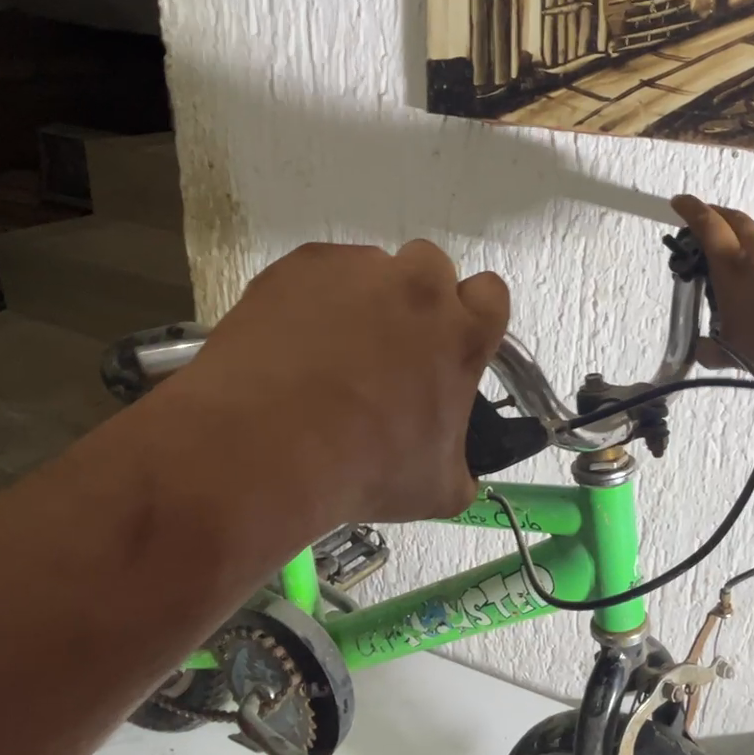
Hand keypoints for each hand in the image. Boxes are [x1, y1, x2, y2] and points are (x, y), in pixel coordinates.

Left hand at [148, 240, 508, 530]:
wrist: (262, 449)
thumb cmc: (363, 470)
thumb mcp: (438, 488)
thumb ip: (463, 465)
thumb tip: (458, 470)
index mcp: (462, 334)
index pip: (491, 295)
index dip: (472, 317)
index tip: (448, 344)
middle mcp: (418, 288)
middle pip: (433, 269)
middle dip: (418, 299)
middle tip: (390, 347)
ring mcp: (359, 270)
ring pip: (373, 270)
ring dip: (364, 299)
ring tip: (329, 350)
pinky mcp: (302, 265)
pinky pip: (319, 274)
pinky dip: (313, 300)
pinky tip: (291, 344)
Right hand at [672, 195, 753, 382]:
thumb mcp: (735, 354)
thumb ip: (711, 351)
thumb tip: (701, 350)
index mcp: (733, 266)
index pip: (707, 225)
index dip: (690, 210)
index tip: (678, 202)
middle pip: (736, 220)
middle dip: (717, 215)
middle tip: (707, 220)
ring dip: (750, 246)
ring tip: (747, 274)